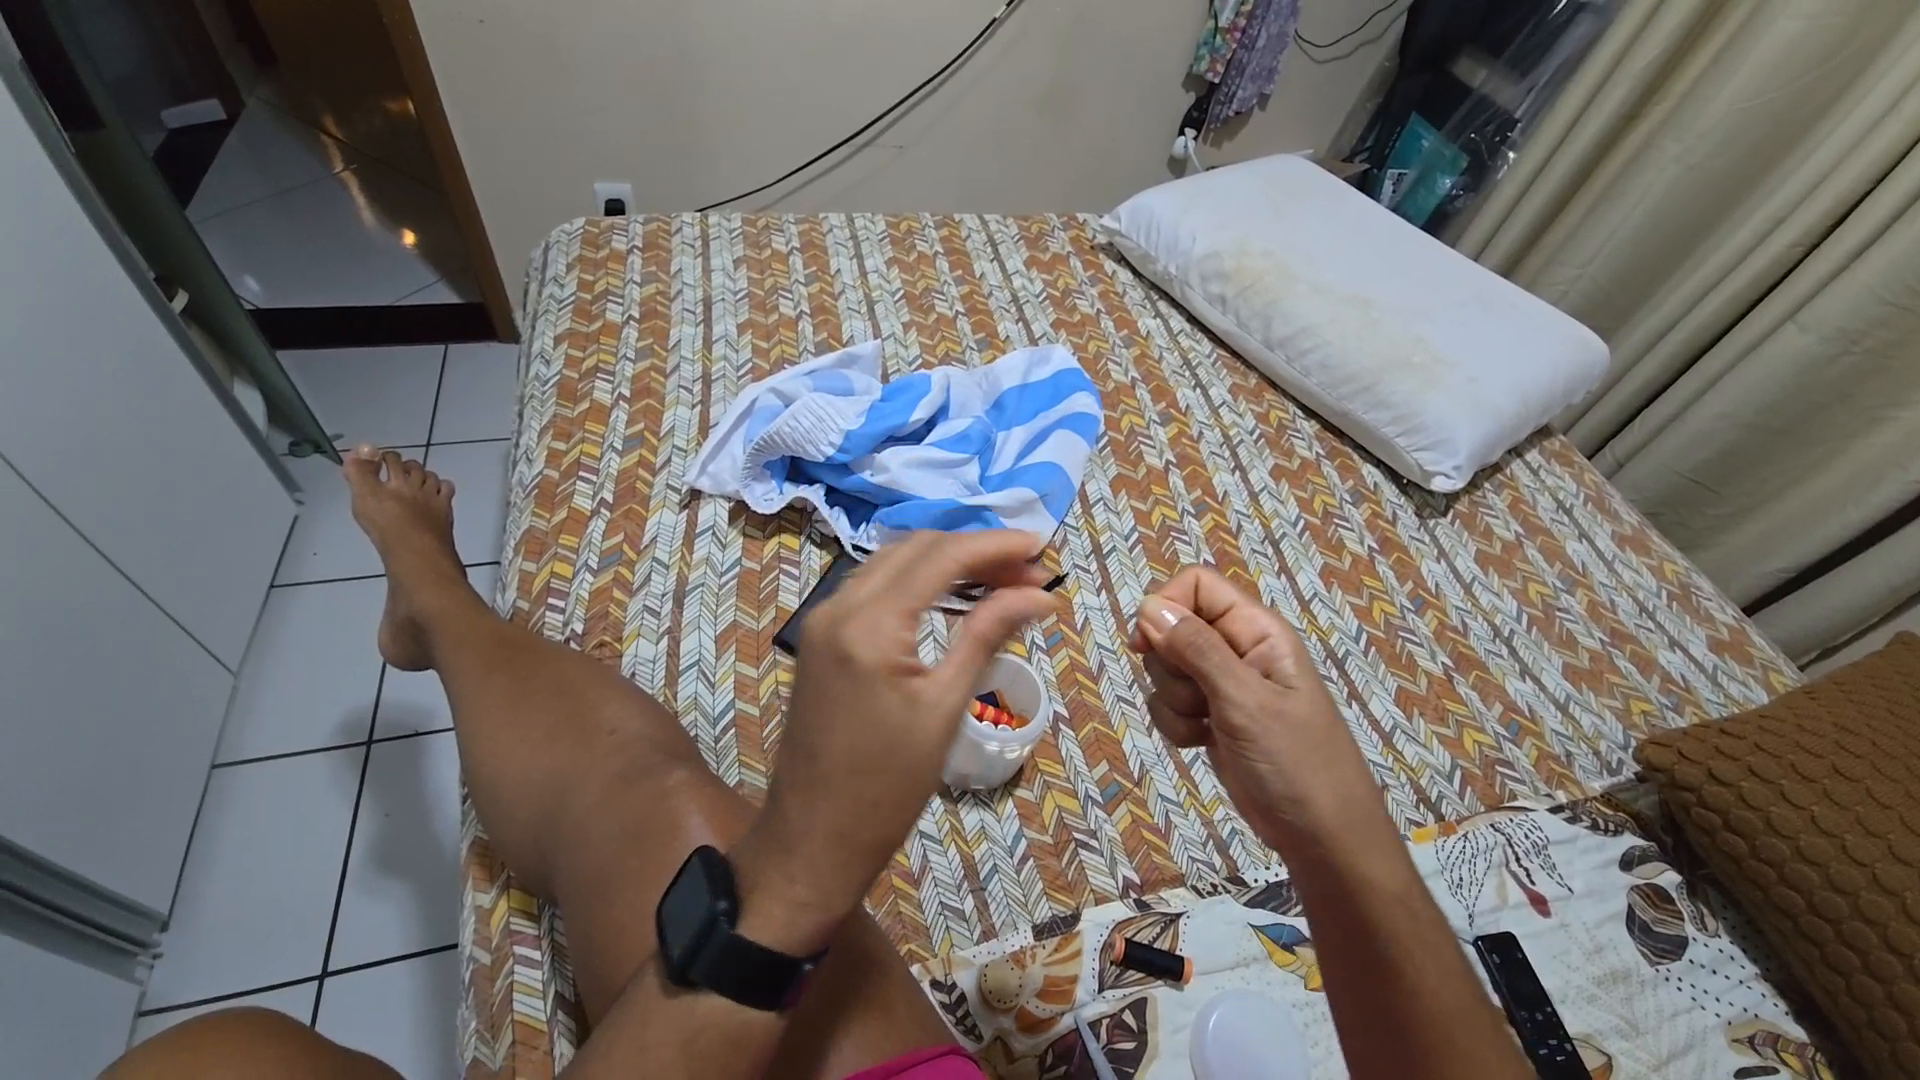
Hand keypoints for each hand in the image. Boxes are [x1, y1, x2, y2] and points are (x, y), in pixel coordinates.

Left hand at [732, 532, 1056, 953]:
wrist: (812, 840)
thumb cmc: (887, 787)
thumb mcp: (945, 708)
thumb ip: (986, 637)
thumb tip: (1039, 595)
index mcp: (869, 625)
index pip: (940, 557)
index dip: (995, 546)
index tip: (1042, 546)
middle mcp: (838, 607)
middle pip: (915, 549)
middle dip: (974, 551)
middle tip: (1028, 573)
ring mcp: (823, 621)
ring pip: (891, 564)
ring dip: (945, 563)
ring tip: (1001, 582)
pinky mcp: (820, 639)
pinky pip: (873, 589)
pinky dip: (916, 583)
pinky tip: (952, 599)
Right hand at [1130, 567, 1388, 858]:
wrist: (1321, 837)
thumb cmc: (1295, 762)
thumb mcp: (1245, 701)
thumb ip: (1197, 649)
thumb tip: (1148, 606)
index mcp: (1257, 631)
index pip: (1197, 586)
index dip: (1164, 607)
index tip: (1144, 645)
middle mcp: (1239, 650)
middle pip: (1173, 629)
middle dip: (1169, 667)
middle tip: (1199, 699)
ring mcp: (1225, 686)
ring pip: (1167, 671)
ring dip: (1173, 702)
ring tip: (1207, 728)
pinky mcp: (1213, 718)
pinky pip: (1171, 705)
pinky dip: (1176, 725)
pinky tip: (1202, 744)